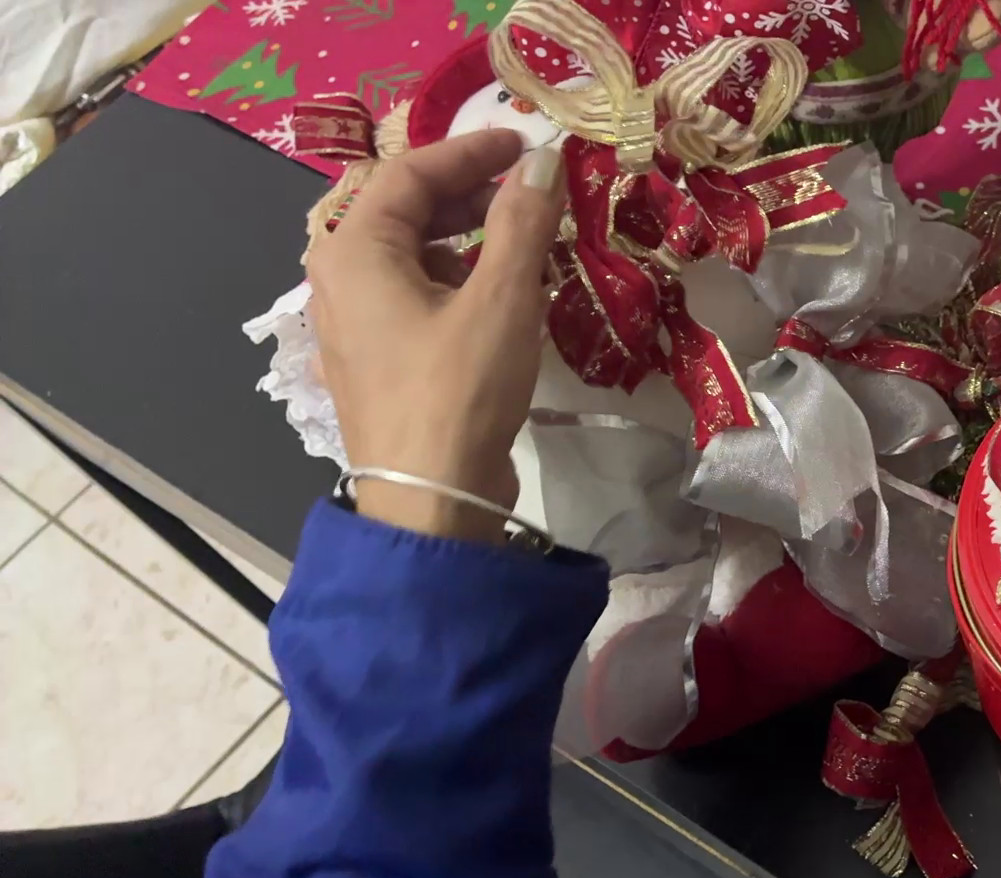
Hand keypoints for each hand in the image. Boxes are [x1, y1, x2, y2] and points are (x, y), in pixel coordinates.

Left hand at [307, 130, 566, 542]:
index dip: (470, 152)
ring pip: (415, 259)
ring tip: (526, 245)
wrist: (433, 492)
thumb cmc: (461, 389)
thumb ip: (520, 229)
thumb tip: (541, 168)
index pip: (408, 173)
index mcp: (355, 250)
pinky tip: (505, 300)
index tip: (526, 145)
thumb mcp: (501, 302)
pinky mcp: (387, 361)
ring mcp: (361, 324)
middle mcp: (342, 277)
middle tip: (529, 194)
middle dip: (469, 196)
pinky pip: (421, 298)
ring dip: (469, 242)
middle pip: (404, 212)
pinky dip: (462, 283)